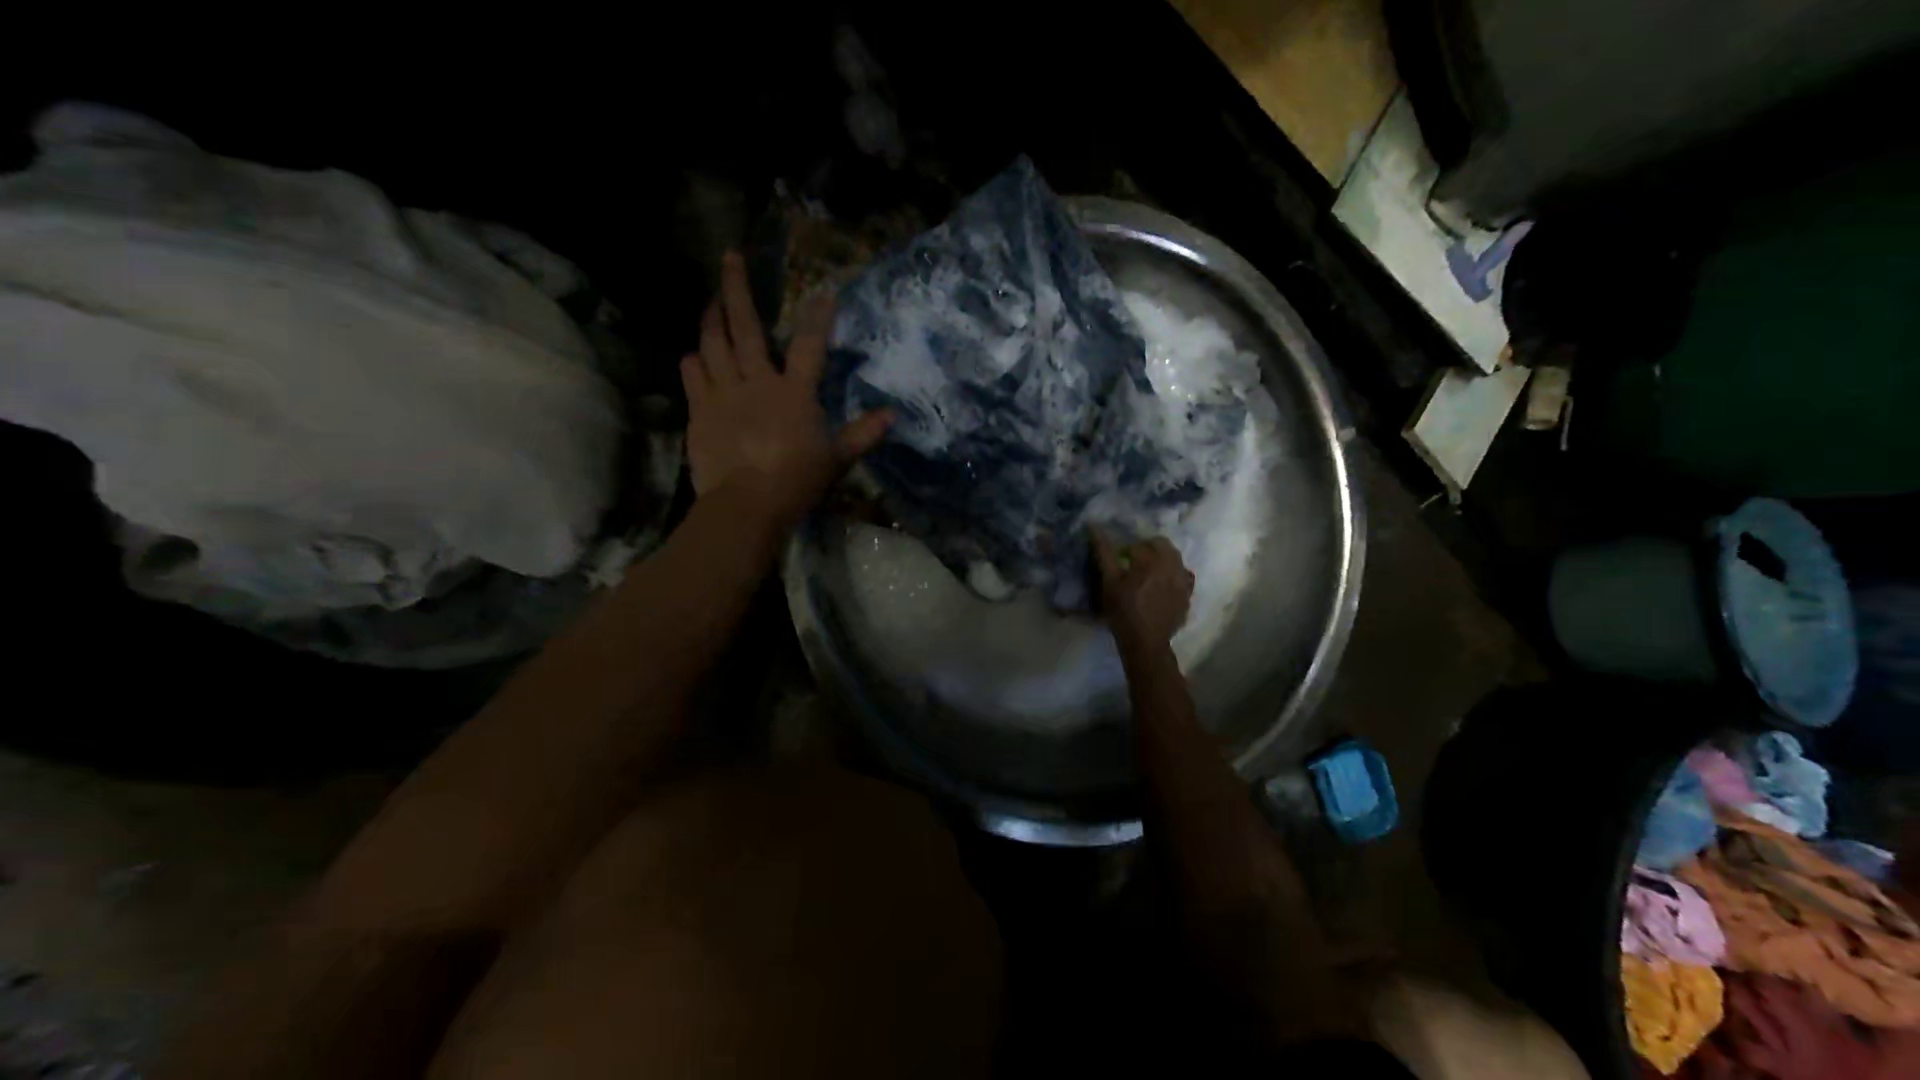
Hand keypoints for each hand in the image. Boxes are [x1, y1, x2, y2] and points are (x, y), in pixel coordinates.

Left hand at [681, 251, 891, 528]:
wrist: (747, 504)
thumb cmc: (796, 481)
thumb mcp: (836, 459)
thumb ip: (862, 434)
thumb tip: (893, 415)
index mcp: (794, 392)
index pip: (810, 345)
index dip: (818, 317)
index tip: (823, 291)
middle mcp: (757, 381)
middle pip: (745, 327)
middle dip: (736, 288)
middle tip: (728, 256)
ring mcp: (724, 393)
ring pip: (713, 343)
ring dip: (711, 318)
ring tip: (710, 300)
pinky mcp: (700, 410)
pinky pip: (692, 374)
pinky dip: (694, 359)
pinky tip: (693, 353)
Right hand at [1093, 528, 1193, 645]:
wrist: (1145, 642)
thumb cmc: (1123, 611)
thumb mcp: (1109, 581)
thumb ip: (1103, 552)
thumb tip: (1094, 525)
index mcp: (1153, 560)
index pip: (1138, 545)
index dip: (1125, 552)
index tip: (1118, 562)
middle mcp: (1173, 566)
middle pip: (1162, 545)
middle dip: (1147, 549)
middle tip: (1133, 563)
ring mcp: (1184, 581)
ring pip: (1174, 559)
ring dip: (1161, 560)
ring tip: (1148, 574)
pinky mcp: (1188, 595)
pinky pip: (1183, 576)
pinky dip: (1173, 575)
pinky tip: (1162, 586)